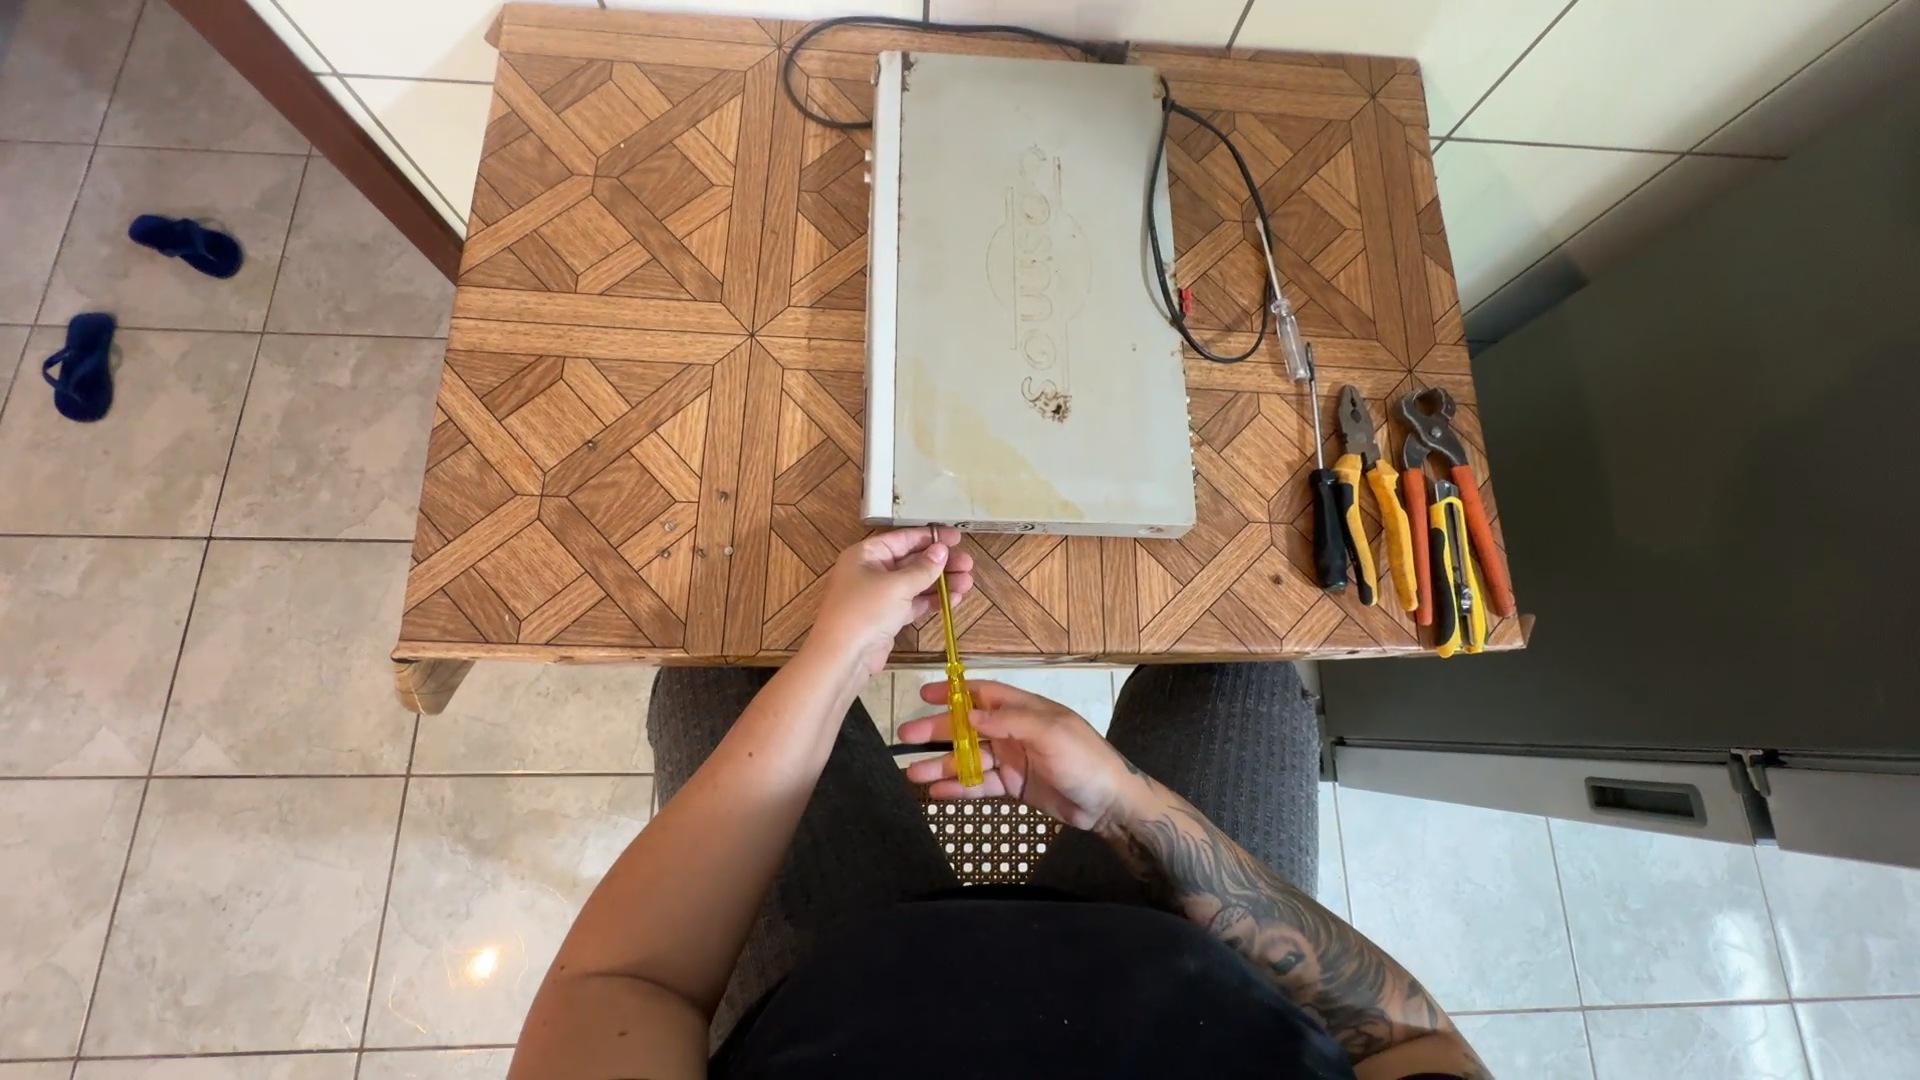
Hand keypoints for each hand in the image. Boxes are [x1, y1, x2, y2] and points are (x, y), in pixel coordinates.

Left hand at [805, 526, 974, 678]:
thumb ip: (922, 568)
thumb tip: (941, 549)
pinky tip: (954, 598)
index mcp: (866, 554)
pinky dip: (932, 600)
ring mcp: (879, 595)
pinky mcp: (887, 617)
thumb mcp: (896, 586)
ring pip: (915, 583)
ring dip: (941, 582)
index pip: (903, 539)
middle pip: (912, 561)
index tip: (956, 538)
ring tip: (968, 582)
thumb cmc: (864, 612)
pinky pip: (914, 602)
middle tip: (968, 563)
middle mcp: (871, 571)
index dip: (930, 537)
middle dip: (940, 563)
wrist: (843, 657)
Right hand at [897, 681, 1148, 831]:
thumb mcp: (1051, 732)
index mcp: (1024, 710)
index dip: (954, 692)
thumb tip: (970, 713)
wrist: (1108, 804)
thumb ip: (1010, 720)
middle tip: (905, 736)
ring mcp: (1011, 759)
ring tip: (913, 774)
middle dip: (937, 732)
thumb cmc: (1084, 759)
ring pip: (968, 759)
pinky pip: (979, 784)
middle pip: (968, 728)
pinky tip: (936, 793)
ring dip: (941, 765)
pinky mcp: (1013, 786)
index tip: (925, 694)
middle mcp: (1013, 731)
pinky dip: (958, 788)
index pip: (983, 694)